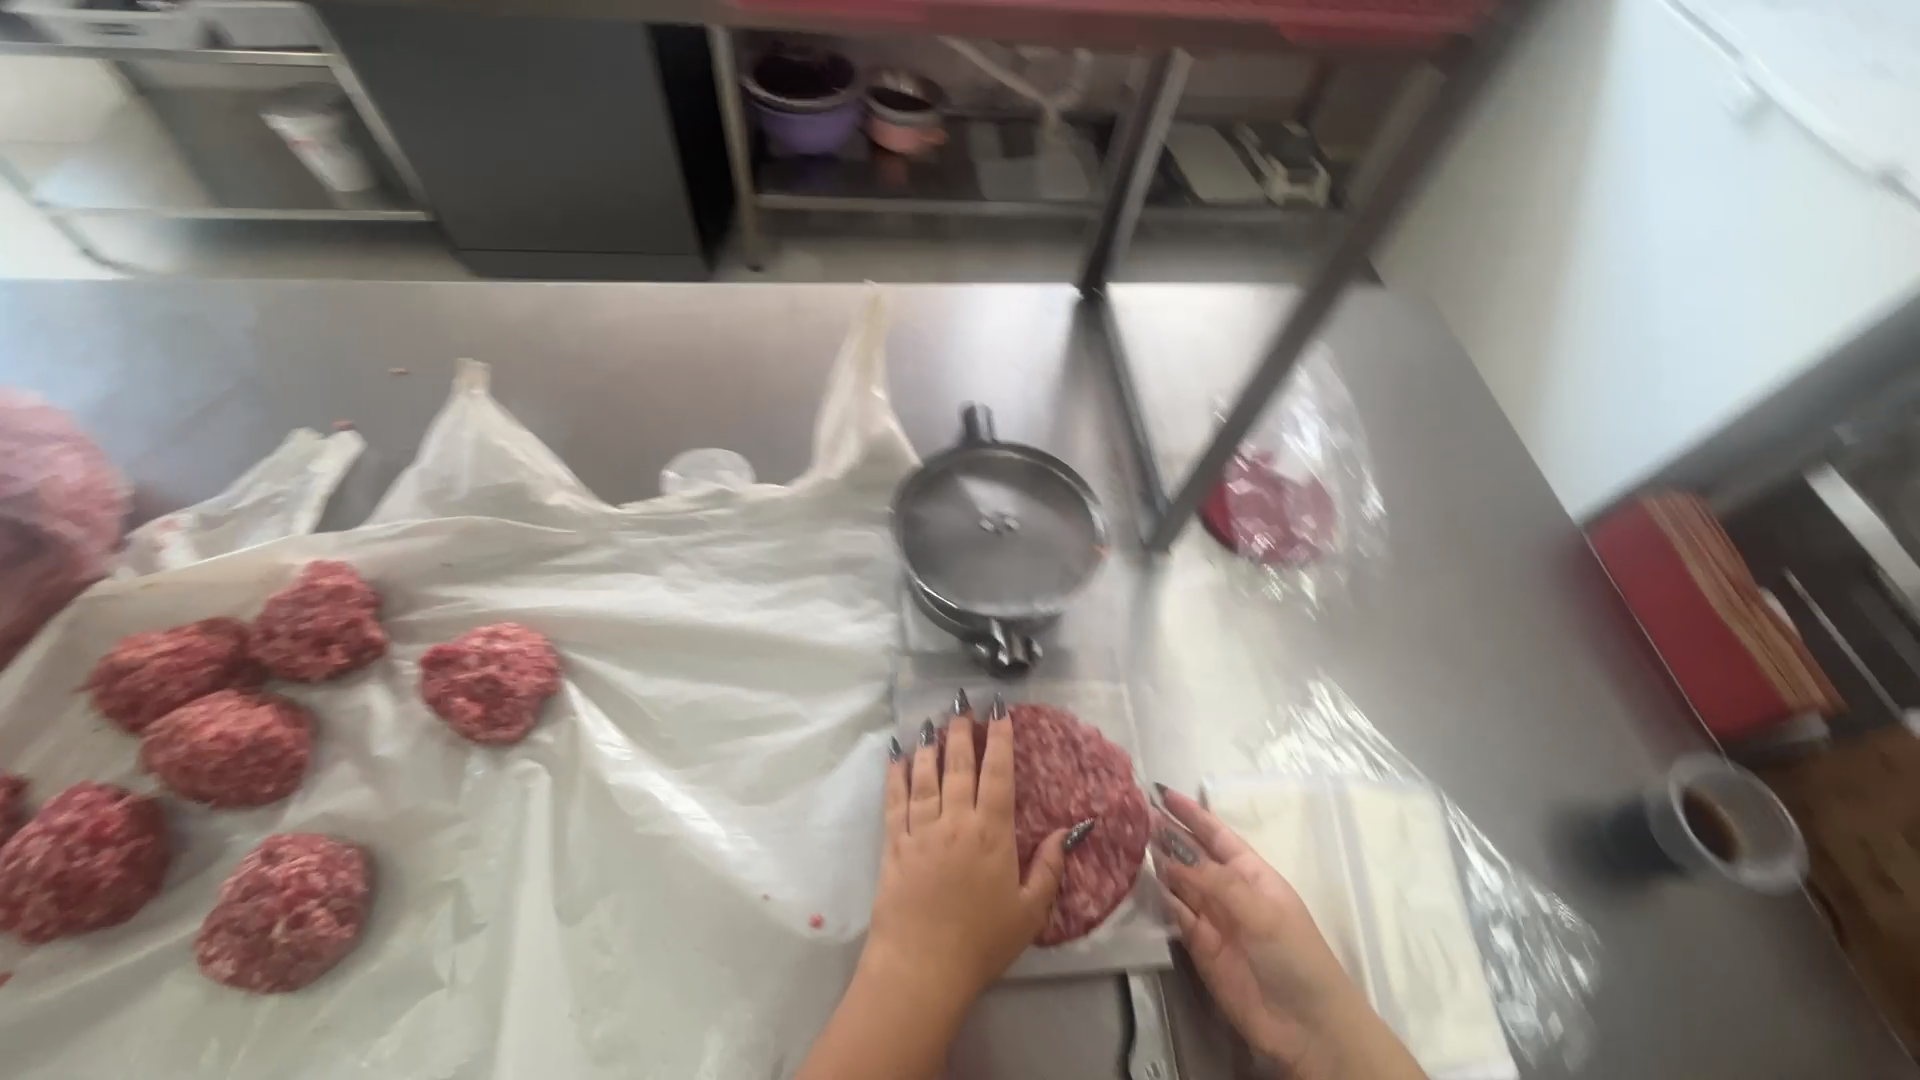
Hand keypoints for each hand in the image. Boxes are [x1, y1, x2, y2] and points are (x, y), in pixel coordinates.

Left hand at [864, 699, 1068, 1005]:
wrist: (922, 966)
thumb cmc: (982, 942)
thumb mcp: (1030, 911)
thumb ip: (1049, 867)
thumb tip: (1069, 831)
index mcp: (991, 833)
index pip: (997, 774)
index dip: (1000, 740)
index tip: (999, 712)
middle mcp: (955, 821)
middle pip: (958, 765)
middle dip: (961, 731)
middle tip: (961, 705)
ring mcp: (920, 830)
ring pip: (925, 776)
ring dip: (929, 746)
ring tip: (930, 722)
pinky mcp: (893, 844)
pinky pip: (894, 800)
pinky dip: (895, 775)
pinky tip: (897, 757)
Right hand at [1155, 786, 1425, 1079]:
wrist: (1306, 1027)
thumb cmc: (1295, 957)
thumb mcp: (1261, 911)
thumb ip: (1215, 882)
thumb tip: (1171, 858)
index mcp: (1252, 874)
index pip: (1217, 835)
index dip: (1192, 814)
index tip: (1163, 793)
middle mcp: (1230, 891)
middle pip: (1194, 855)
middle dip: (1168, 834)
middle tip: (1134, 814)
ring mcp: (1213, 919)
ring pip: (1180, 882)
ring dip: (1158, 862)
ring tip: (1128, 840)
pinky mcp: (1199, 947)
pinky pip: (1175, 914)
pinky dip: (1158, 898)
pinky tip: (1139, 881)